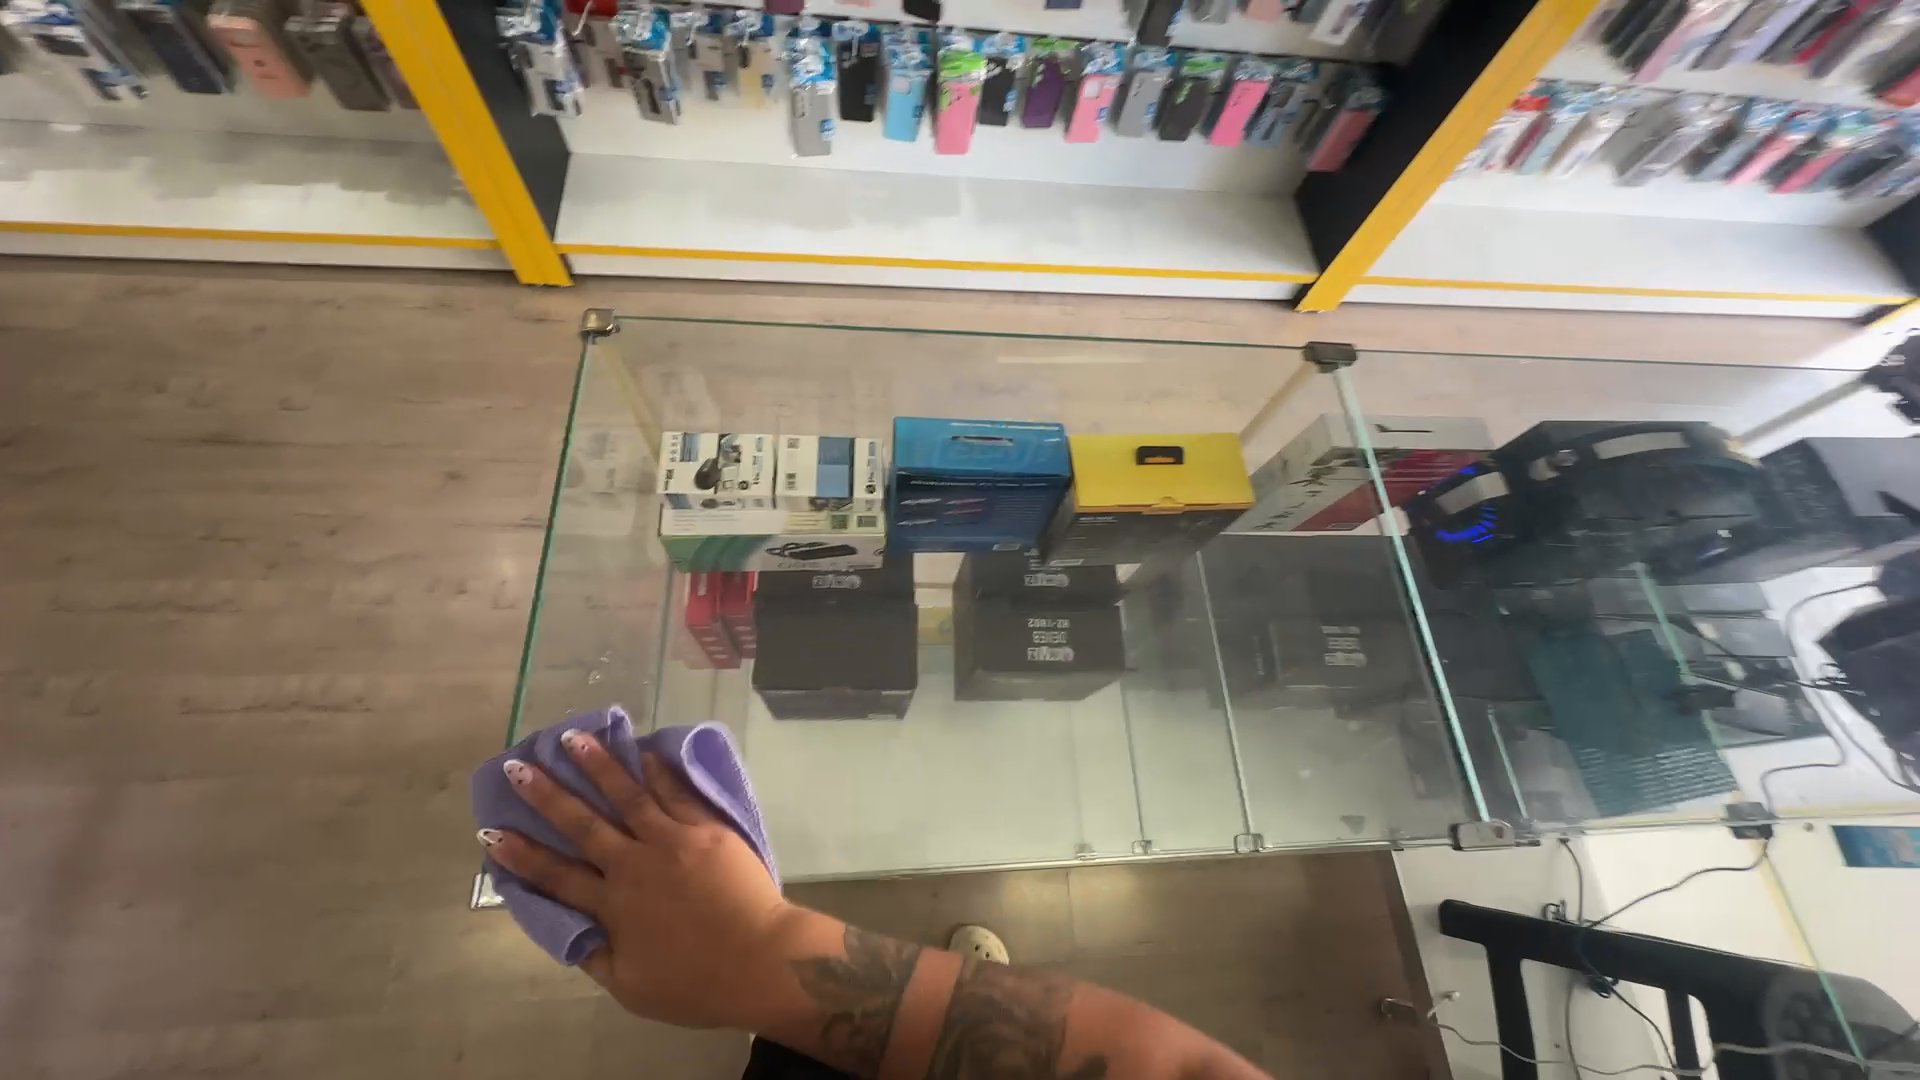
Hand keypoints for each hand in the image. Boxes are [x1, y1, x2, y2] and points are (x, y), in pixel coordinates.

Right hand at [479, 731, 798, 1029]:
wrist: (758, 959)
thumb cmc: (695, 982)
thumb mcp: (631, 986)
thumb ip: (597, 955)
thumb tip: (572, 931)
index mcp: (613, 906)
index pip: (557, 875)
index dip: (523, 855)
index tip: (491, 832)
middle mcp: (636, 864)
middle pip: (585, 824)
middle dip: (549, 794)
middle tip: (521, 765)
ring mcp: (673, 839)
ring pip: (629, 795)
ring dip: (600, 765)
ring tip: (575, 738)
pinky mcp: (707, 827)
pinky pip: (677, 793)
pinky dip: (659, 772)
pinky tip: (644, 753)